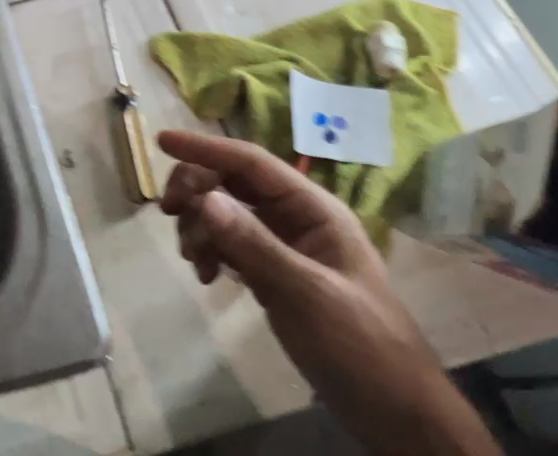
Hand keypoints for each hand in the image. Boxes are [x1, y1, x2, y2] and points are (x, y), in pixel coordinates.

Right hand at [158, 132, 498, 455]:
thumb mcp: (307, 295)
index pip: (252, 163)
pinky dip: (209, 251)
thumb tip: (203, 199)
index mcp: (314, 210)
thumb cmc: (361, 348)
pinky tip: (204, 276)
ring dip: (199, 226)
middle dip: (196, 190)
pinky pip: (229, 245)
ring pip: (225, 213)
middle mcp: (297, 219)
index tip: (161, 142)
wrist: (395, 414)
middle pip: (233, 182)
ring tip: (193, 260)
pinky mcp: (274, 275)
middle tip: (168, 213)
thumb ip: (255, 245)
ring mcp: (284, 247)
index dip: (206, 148)